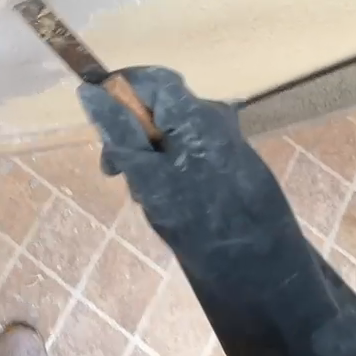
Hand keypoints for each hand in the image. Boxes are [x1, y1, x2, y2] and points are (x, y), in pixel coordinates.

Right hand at [79, 67, 355, 355]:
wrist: (266, 278)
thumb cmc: (201, 222)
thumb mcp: (148, 177)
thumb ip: (118, 132)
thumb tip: (89, 90)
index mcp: (196, 114)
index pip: (151, 78)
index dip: (119, 89)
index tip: (98, 121)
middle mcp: (215, 120)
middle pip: (159, 108)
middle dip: (131, 134)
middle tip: (116, 173)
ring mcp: (226, 146)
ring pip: (171, 135)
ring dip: (148, 158)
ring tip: (144, 198)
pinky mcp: (233, 169)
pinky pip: (188, 156)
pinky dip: (168, 173)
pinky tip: (166, 207)